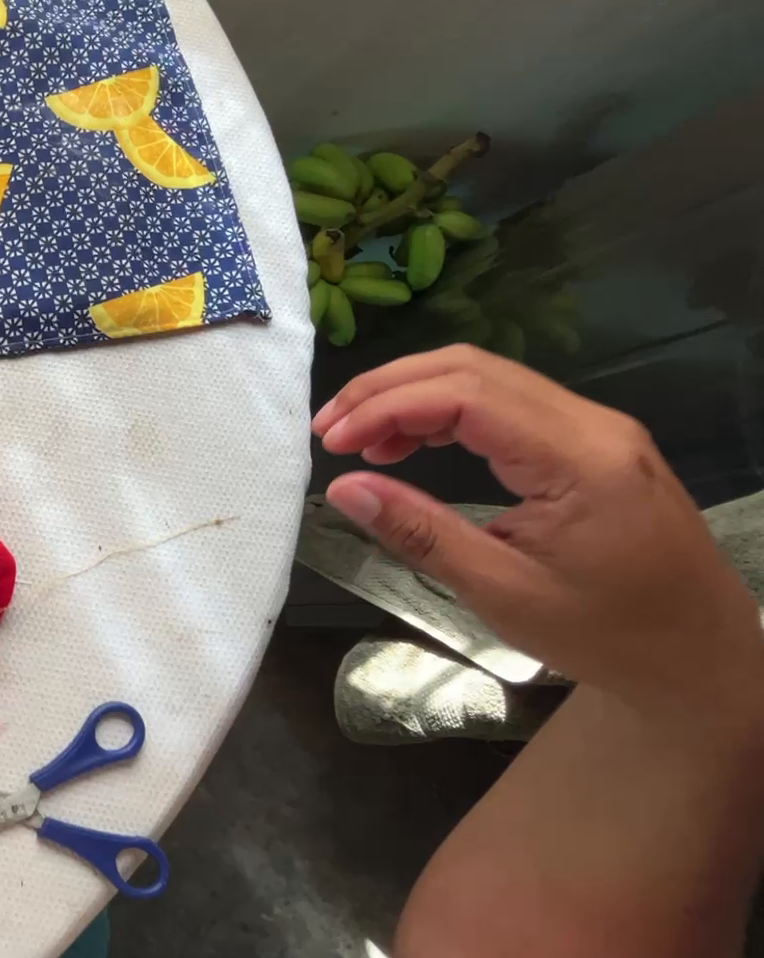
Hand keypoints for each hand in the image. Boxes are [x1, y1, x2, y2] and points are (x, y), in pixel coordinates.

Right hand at [314, 345, 763, 721]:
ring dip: (406, 396)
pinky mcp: (584, 443)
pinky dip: (436, 411)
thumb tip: (343, 486)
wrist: (702, 661)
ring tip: (355, 437)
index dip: (386, 408)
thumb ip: (418, 530)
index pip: (466, 395)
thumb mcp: (500, 590)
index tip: (331, 443)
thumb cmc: (604, 634)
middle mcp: (592, 427)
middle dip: (384, 390)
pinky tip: (403, 444)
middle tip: (328, 429)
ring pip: (481, 376)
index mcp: (579, 460)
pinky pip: (498, 402)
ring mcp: (593, 430)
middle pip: (470, 368)